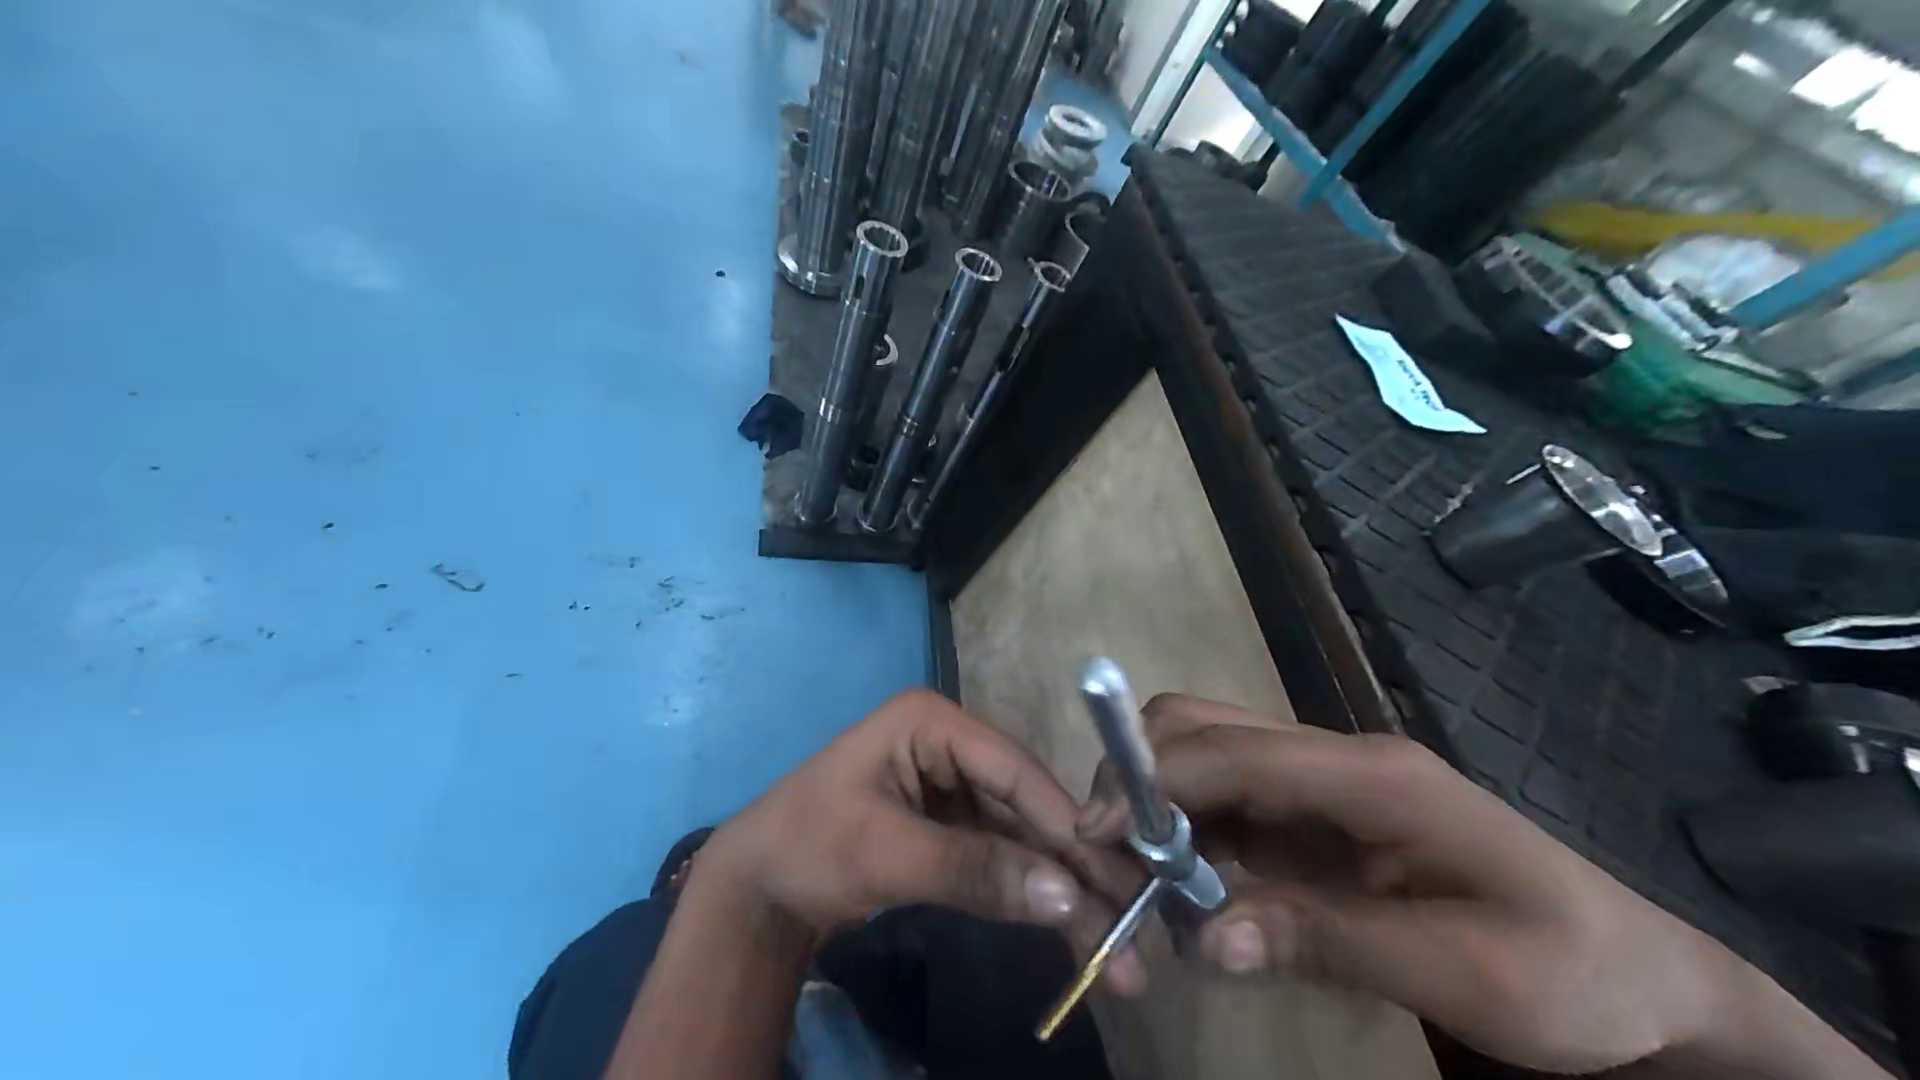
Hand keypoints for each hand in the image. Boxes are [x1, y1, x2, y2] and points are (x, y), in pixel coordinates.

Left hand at [697, 688, 1146, 987]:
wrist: (756, 885)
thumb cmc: (808, 846)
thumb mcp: (886, 854)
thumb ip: (975, 870)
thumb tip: (1068, 896)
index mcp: (932, 723)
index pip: (1013, 769)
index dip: (1066, 823)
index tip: (1119, 877)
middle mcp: (951, 745)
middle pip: (1026, 804)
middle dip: (1075, 867)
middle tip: (1133, 926)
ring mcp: (953, 785)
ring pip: (1022, 834)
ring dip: (1065, 889)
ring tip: (1116, 951)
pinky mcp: (951, 823)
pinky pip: (1003, 854)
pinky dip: (1034, 892)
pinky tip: (1073, 928)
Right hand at [1077, 695, 1756, 1074]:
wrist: (1644, 977)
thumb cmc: (1575, 973)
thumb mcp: (1469, 975)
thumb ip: (1329, 942)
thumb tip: (1206, 938)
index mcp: (1372, 774)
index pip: (1237, 750)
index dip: (1157, 778)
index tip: (1099, 830)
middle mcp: (1332, 758)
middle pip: (1203, 726)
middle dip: (1140, 773)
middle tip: (1110, 847)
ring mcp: (1319, 782)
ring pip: (1203, 756)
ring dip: (1155, 802)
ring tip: (1134, 872)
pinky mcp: (1309, 813)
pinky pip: (1222, 802)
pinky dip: (1183, 831)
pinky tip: (1179, 882)